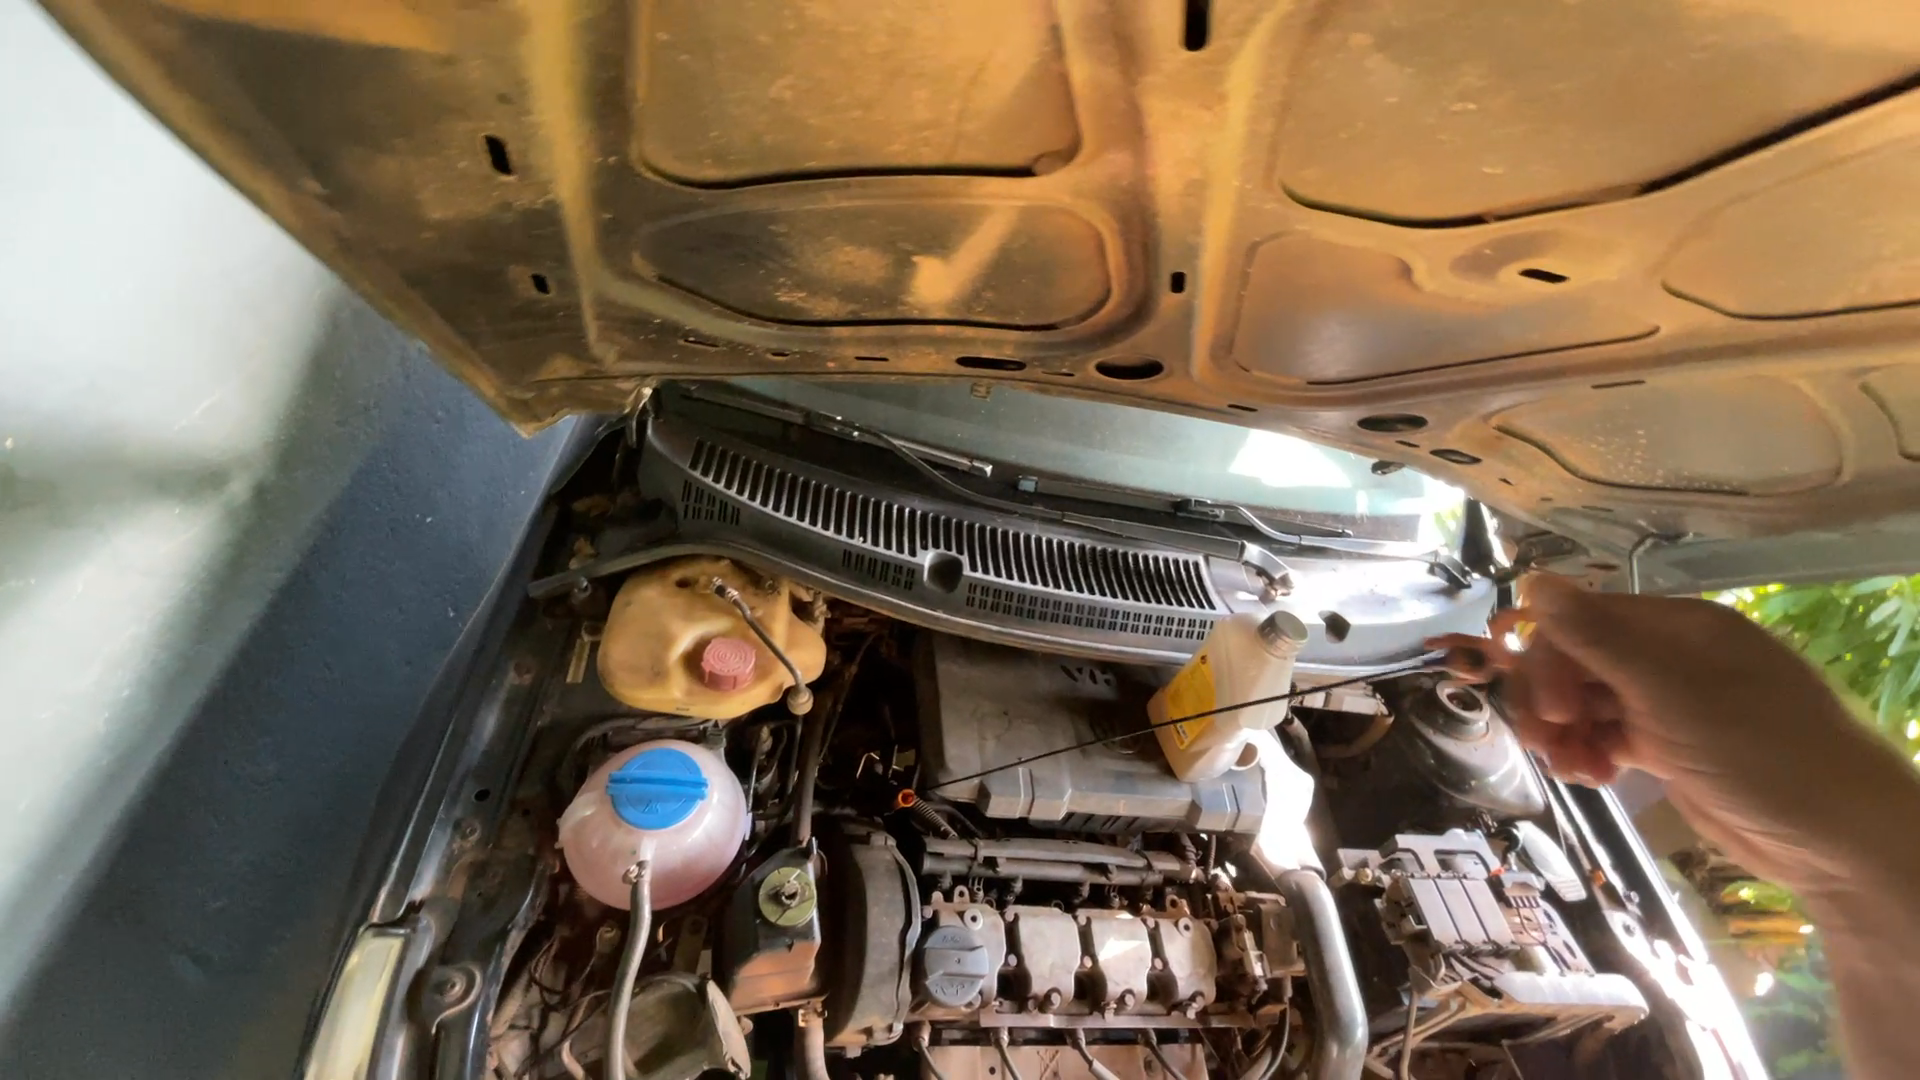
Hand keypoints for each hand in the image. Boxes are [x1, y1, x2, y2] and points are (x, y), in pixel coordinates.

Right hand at [1429, 576, 1919, 898]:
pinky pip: (1602, 733)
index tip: (1546, 706)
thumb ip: (1597, 638)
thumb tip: (1531, 580)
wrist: (1848, 847)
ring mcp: (1666, 700)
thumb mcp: (1672, 693)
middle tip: (1541, 740)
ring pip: (1581, 700)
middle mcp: (1668, 655)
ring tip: (1567, 767)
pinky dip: (1584, 751)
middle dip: (1547, 700)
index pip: (1578, 621)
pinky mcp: (1665, 743)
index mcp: (1678, 627)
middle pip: (1572, 662)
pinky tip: (1589, 775)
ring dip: (1560, 732)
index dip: (1547, 659)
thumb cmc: (1765, 754)